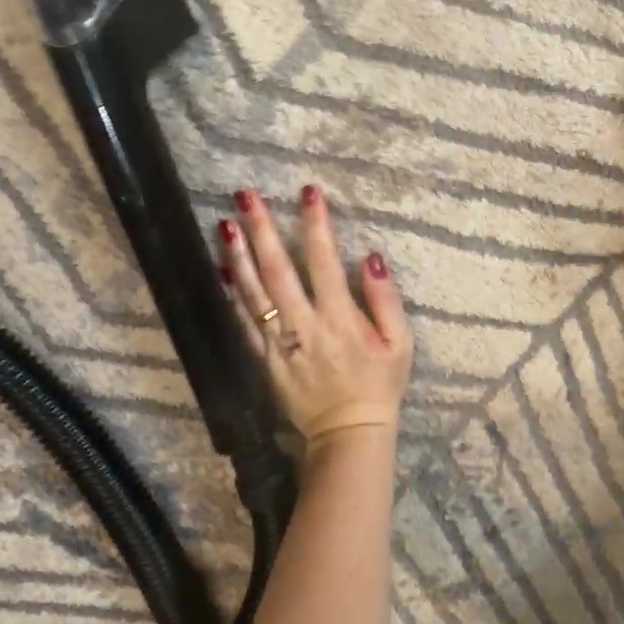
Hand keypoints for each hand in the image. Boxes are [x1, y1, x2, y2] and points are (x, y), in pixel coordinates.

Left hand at [219, 184, 413, 453]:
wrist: (348, 431)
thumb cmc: (380, 383)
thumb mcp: (401, 343)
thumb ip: (385, 301)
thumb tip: (370, 259)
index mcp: (341, 318)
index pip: (324, 261)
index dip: (316, 224)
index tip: (308, 192)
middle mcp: (305, 325)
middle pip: (278, 270)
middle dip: (262, 229)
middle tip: (246, 195)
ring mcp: (280, 343)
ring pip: (253, 293)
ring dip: (237, 256)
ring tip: (225, 223)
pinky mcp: (265, 359)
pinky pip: (244, 323)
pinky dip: (231, 295)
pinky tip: (222, 270)